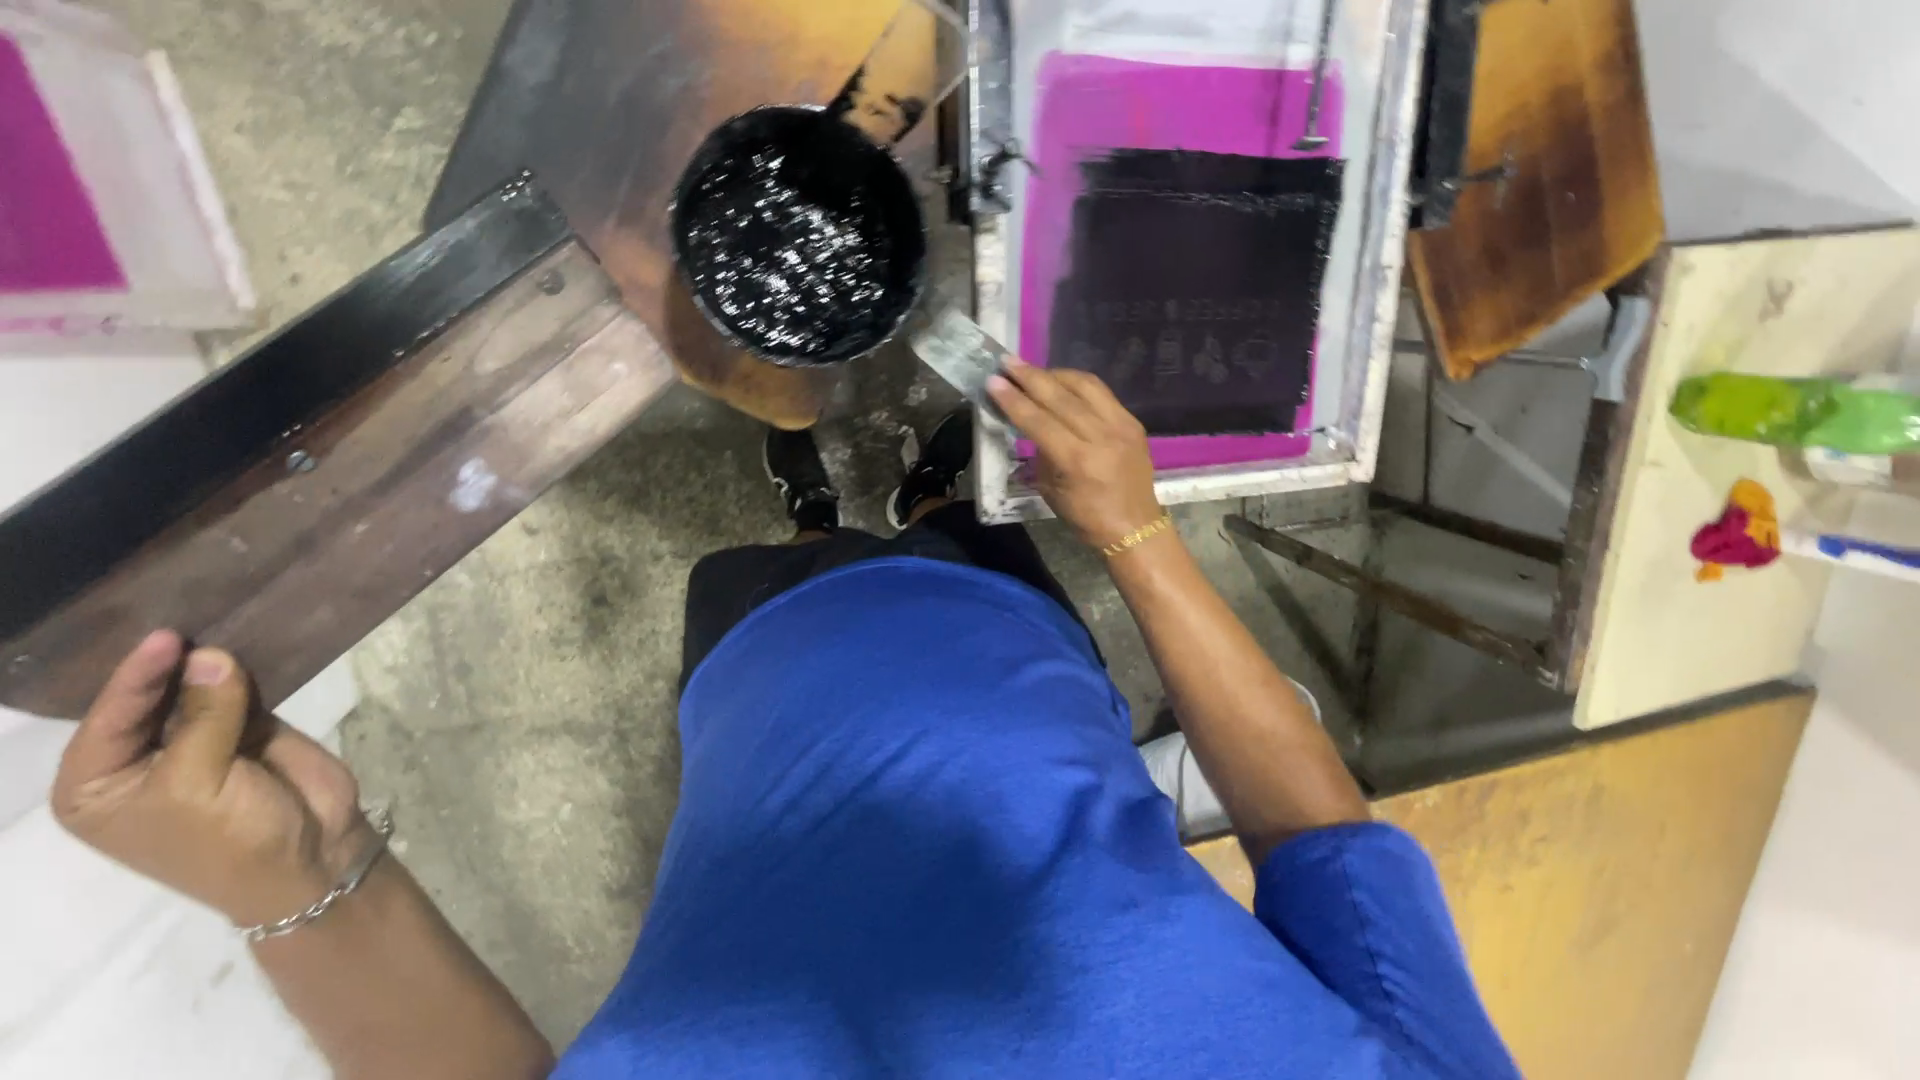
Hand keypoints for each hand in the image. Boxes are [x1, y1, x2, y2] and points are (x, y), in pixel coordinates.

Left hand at [51, 630, 371, 927]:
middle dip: (161, 667)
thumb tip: (209, 655)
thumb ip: (204, 716)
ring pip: (194, 693)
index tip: (164, 639)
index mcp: (99, 787)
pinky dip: (243, 672)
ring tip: (210, 620)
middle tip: (179, 622)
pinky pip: (240, 694)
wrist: (311, 857)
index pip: (106, 722)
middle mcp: (140, 761)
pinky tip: (243, 643)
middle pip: (144, 702)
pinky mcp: (249, 732)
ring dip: (204, 664)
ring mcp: (199, 744)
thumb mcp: (200, 784)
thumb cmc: (229, 837)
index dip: (134, 681)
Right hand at [987, 358, 1165, 553]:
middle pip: (1061, 397)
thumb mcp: (1051, 489)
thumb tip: (1030, 421)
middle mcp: (1102, 437)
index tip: (994, 381)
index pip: (1039, 421)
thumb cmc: (1086, 517)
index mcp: (1078, 461)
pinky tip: (1061, 382)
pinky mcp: (1132, 422)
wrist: (1135, 527)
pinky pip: (1101, 393)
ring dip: (1055, 374)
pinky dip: (1078, 383)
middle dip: (1030, 377)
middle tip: (1007, 361)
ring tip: (1032, 370)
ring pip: (1084, 386)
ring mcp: (1121, 426)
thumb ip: (1041, 452)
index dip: (1014, 399)